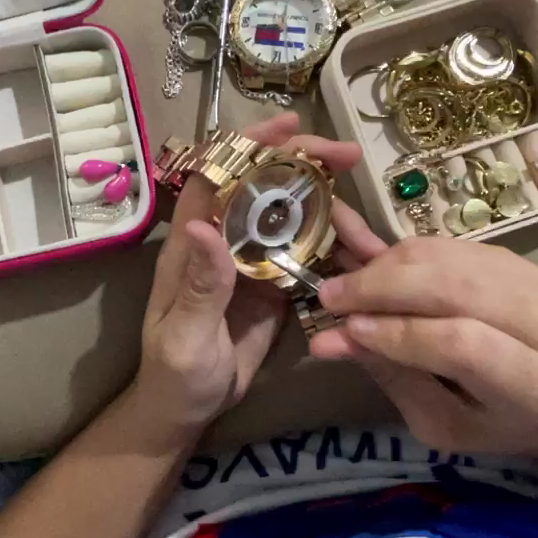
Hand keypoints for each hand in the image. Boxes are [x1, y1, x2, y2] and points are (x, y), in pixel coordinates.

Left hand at [131, 113, 386, 435]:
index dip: (248, 145)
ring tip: (362, 204)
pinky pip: (304, 252)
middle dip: (301, 162)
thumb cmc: (175, 375)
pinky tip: (360, 243)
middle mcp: (222, 242)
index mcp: (192, 246)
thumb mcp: (184, 337)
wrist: (187, 410)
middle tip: (348, 155)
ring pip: (287, 215)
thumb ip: (199, 287)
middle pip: (260, 185)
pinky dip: (331, 242)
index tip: (290, 127)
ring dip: (323, 202)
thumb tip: (202, 226)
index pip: (216, 177)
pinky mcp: (273, 284)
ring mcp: (250, 262)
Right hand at [308, 238, 537, 456]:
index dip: (399, 332)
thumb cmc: (494, 424)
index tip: (348, 330)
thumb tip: (327, 340)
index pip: (464, 345)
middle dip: (383, 287)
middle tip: (331, 296)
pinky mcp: (519, 261)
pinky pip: (450, 246)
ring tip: (349, 284)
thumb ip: (391, 376)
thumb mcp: (440, 422)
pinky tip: (377, 270)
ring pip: (449, 259)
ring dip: (387, 266)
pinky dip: (404, 254)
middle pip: (456, 288)